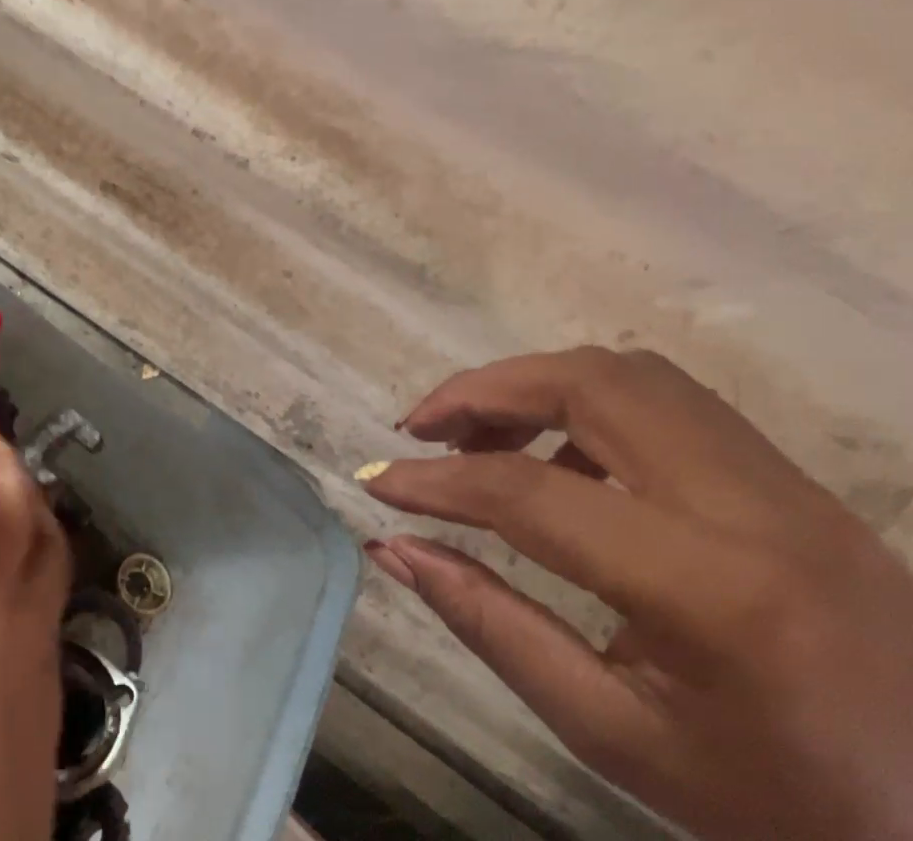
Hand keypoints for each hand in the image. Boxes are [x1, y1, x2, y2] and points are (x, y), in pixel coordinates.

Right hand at [363, 347, 912, 839]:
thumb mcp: (612, 732)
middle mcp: (760, 511)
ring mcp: (793, 489)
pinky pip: (676, 408)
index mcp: (714, 589)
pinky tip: (558, 464)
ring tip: (476, 439)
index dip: (435, 481)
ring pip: (640, 377)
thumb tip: (393, 549)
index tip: (375, 483)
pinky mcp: (799, 488)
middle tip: (419, 429)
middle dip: (484, 389)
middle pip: (596, 383)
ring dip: (537, 388)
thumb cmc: (775, 798)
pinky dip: (590, 408)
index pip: (532, 493)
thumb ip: (491, 625)